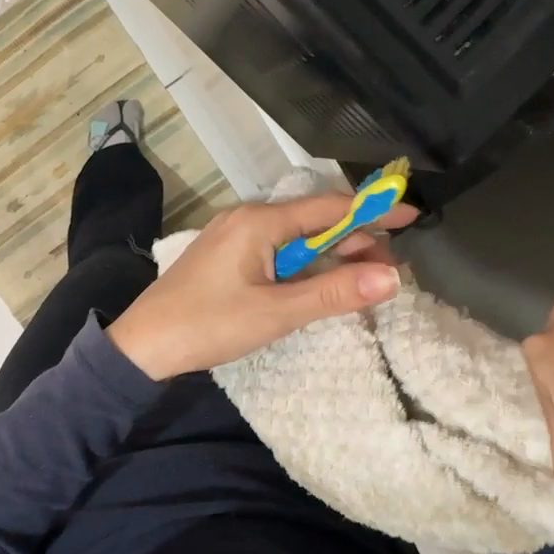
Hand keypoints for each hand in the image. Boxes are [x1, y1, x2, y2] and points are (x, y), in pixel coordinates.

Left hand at [107, 194, 419, 380]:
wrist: (142, 345)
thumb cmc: (207, 325)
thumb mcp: (275, 312)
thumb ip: (332, 293)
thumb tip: (392, 278)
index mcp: (258, 222)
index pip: (328, 208)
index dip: (373, 212)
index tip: (411, 216)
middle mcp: (245, 219)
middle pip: (313, 220)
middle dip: (354, 240)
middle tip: (388, 269)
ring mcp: (231, 237)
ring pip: (294, 237)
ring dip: (329, 255)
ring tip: (361, 279)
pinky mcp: (224, 257)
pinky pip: (275, 250)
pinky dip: (303, 264)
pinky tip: (317, 284)